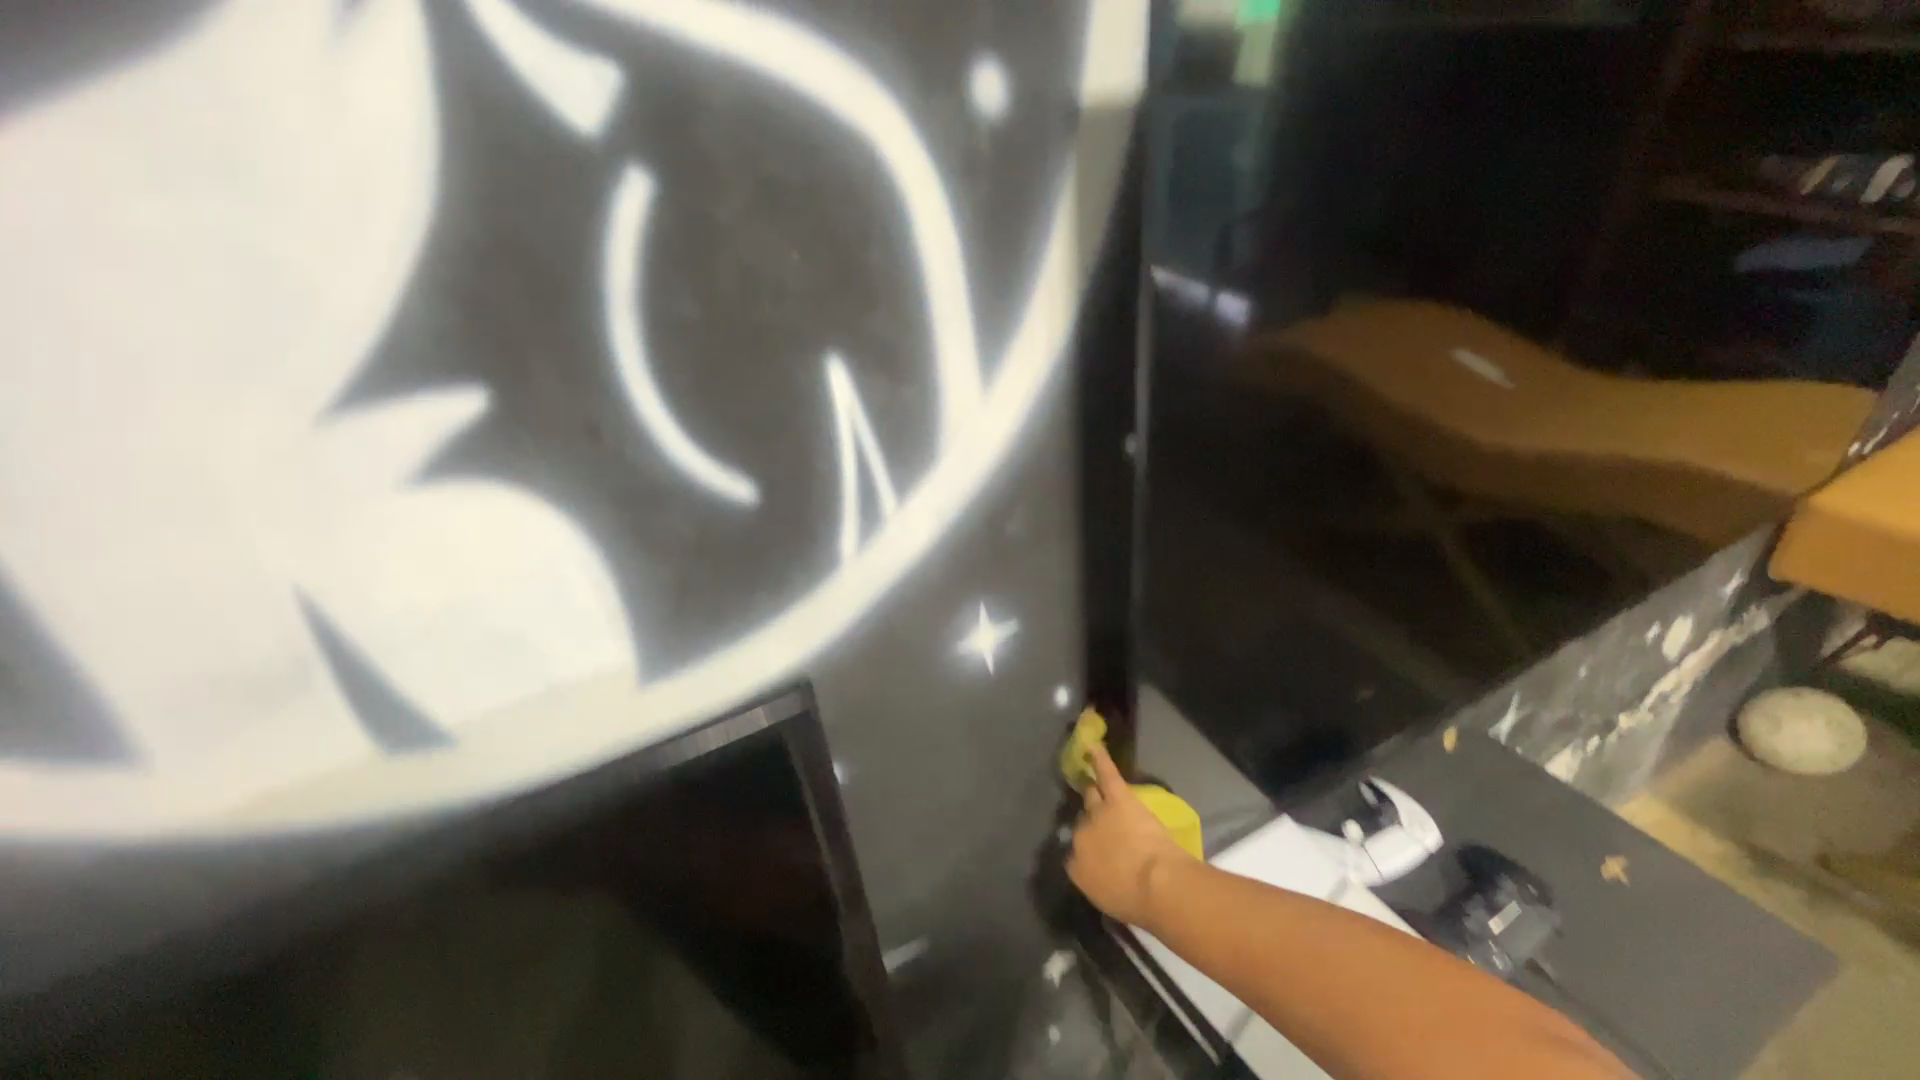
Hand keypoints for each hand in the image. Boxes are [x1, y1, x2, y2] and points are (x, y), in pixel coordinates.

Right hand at [1067, 744, 1195, 927]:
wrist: (1155, 884)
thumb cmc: (1137, 902)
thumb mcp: (1108, 900)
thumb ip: (1099, 883)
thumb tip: (1102, 874)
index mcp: (1076, 867)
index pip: (1076, 854)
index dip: (1089, 851)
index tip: (1100, 854)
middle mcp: (1080, 836)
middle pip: (1084, 823)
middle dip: (1092, 824)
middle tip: (1105, 828)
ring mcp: (1098, 814)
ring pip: (1092, 798)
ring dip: (1092, 792)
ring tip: (1090, 783)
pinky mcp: (1118, 799)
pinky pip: (1106, 774)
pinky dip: (1100, 759)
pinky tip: (1094, 746)